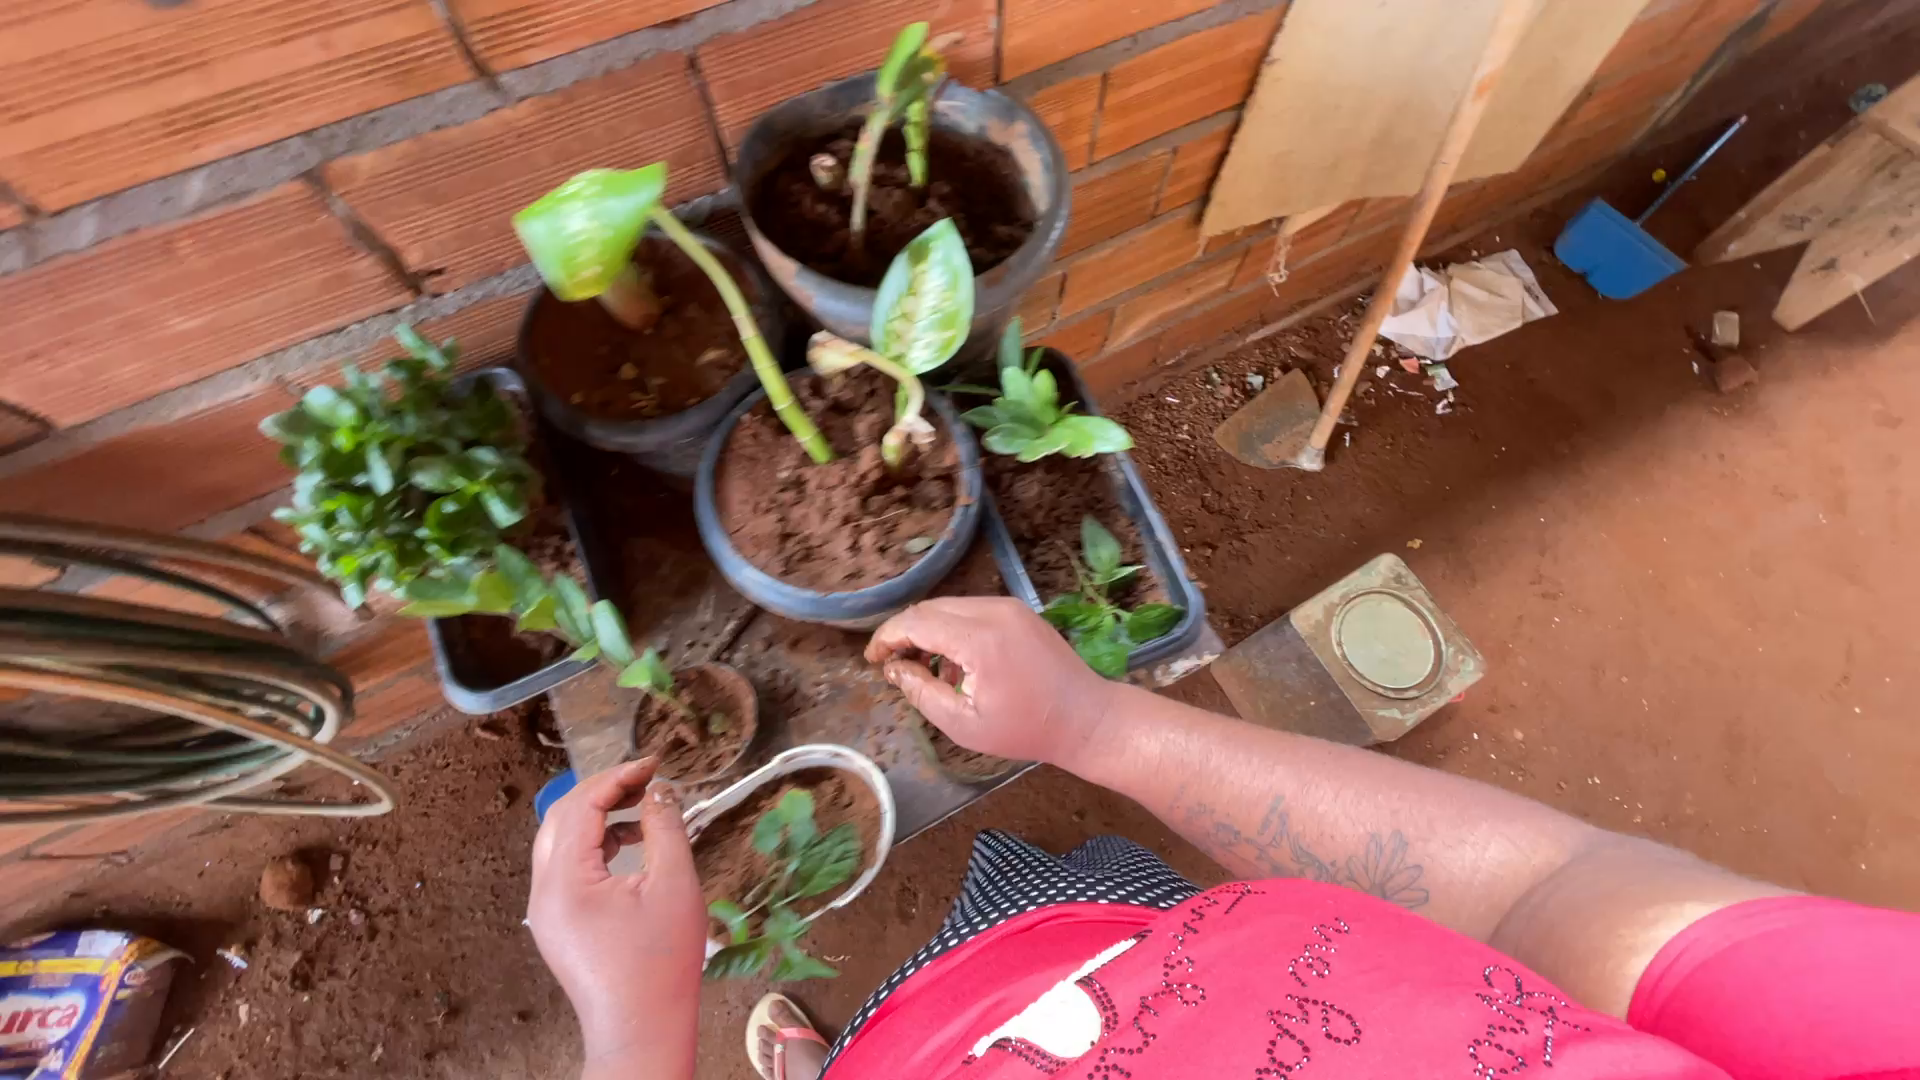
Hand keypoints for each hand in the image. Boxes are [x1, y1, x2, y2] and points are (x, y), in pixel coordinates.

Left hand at [527, 758, 705, 1077]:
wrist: (642, 1027)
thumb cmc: (662, 958)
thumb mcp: (674, 882)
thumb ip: (665, 826)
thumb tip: (661, 789)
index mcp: (565, 882)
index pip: (582, 806)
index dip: (618, 777)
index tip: (656, 763)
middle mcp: (543, 893)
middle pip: (561, 818)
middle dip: (604, 789)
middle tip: (646, 778)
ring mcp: (546, 911)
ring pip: (560, 840)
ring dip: (599, 814)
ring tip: (643, 805)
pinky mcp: (559, 923)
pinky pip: (568, 865)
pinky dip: (596, 842)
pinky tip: (632, 843)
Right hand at [866, 597, 1117, 766]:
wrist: (1086, 718)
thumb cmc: (1025, 729)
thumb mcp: (963, 724)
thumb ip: (921, 692)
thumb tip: (894, 669)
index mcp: (980, 639)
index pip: (916, 622)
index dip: (887, 638)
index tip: (872, 659)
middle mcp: (993, 611)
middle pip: (930, 608)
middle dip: (904, 632)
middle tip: (893, 665)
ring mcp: (1009, 606)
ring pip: (950, 606)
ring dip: (928, 630)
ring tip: (923, 668)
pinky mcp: (1018, 610)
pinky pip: (972, 610)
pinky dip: (952, 628)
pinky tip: (954, 662)